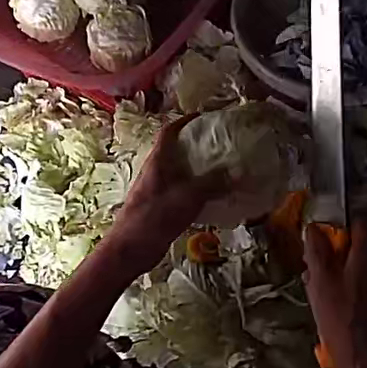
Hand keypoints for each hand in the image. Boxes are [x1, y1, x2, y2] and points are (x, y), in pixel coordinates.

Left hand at [103, 115, 228, 272]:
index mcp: (158, 161)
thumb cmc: (155, 216)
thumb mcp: (189, 196)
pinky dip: (196, 193)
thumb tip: (236, 172)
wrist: (130, 249)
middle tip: (221, 146)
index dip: (185, 121)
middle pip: (176, 152)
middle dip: (197, 147)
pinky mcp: (160, 209)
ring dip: (198, 171)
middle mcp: (156, 172)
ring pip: (180, 174)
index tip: (204, 117)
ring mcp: (156, 191)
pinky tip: (213, 200)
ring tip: (222, 171)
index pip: (170, 131)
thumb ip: (213, 183)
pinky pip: (181, 194)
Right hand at [303, 220, 366, 367]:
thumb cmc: (339, 316)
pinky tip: (322, 298)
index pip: (361, 226)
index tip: (323, 230)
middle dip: (332, 249)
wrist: (359, 356)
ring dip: (332, 268)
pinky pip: (351, 283)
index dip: (342, 223)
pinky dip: (337, 284)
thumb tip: (313, 227)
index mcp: (364, 257)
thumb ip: (317, 252)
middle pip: (354, 246)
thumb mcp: (321, 280)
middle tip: (311, 259)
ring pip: (351, 266)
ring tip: (313, 280)